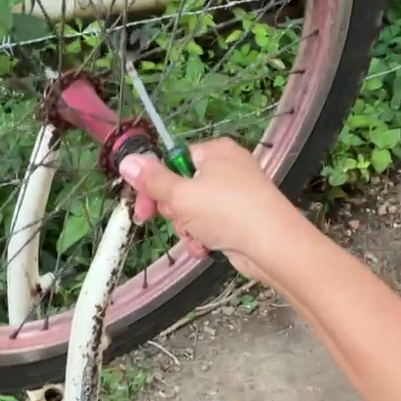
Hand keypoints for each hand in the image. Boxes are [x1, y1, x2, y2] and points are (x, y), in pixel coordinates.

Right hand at [116, 139, 307, 282]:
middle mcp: (226, 168)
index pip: (173, 161)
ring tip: (198, 236)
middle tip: (178, 222)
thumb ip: (152, 181)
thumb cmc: (227, 212)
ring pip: (193, 211)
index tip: (143, 209)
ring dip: (188, 229)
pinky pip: (209, 225)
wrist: (273, 247)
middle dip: (175, 212)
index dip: (154, 186)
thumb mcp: (182, 196)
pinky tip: (206, 248)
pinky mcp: (240, 219)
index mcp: (215, 152)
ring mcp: (235, 195)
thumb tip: (127, 161)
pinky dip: (203, 238)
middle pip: (181, 188)